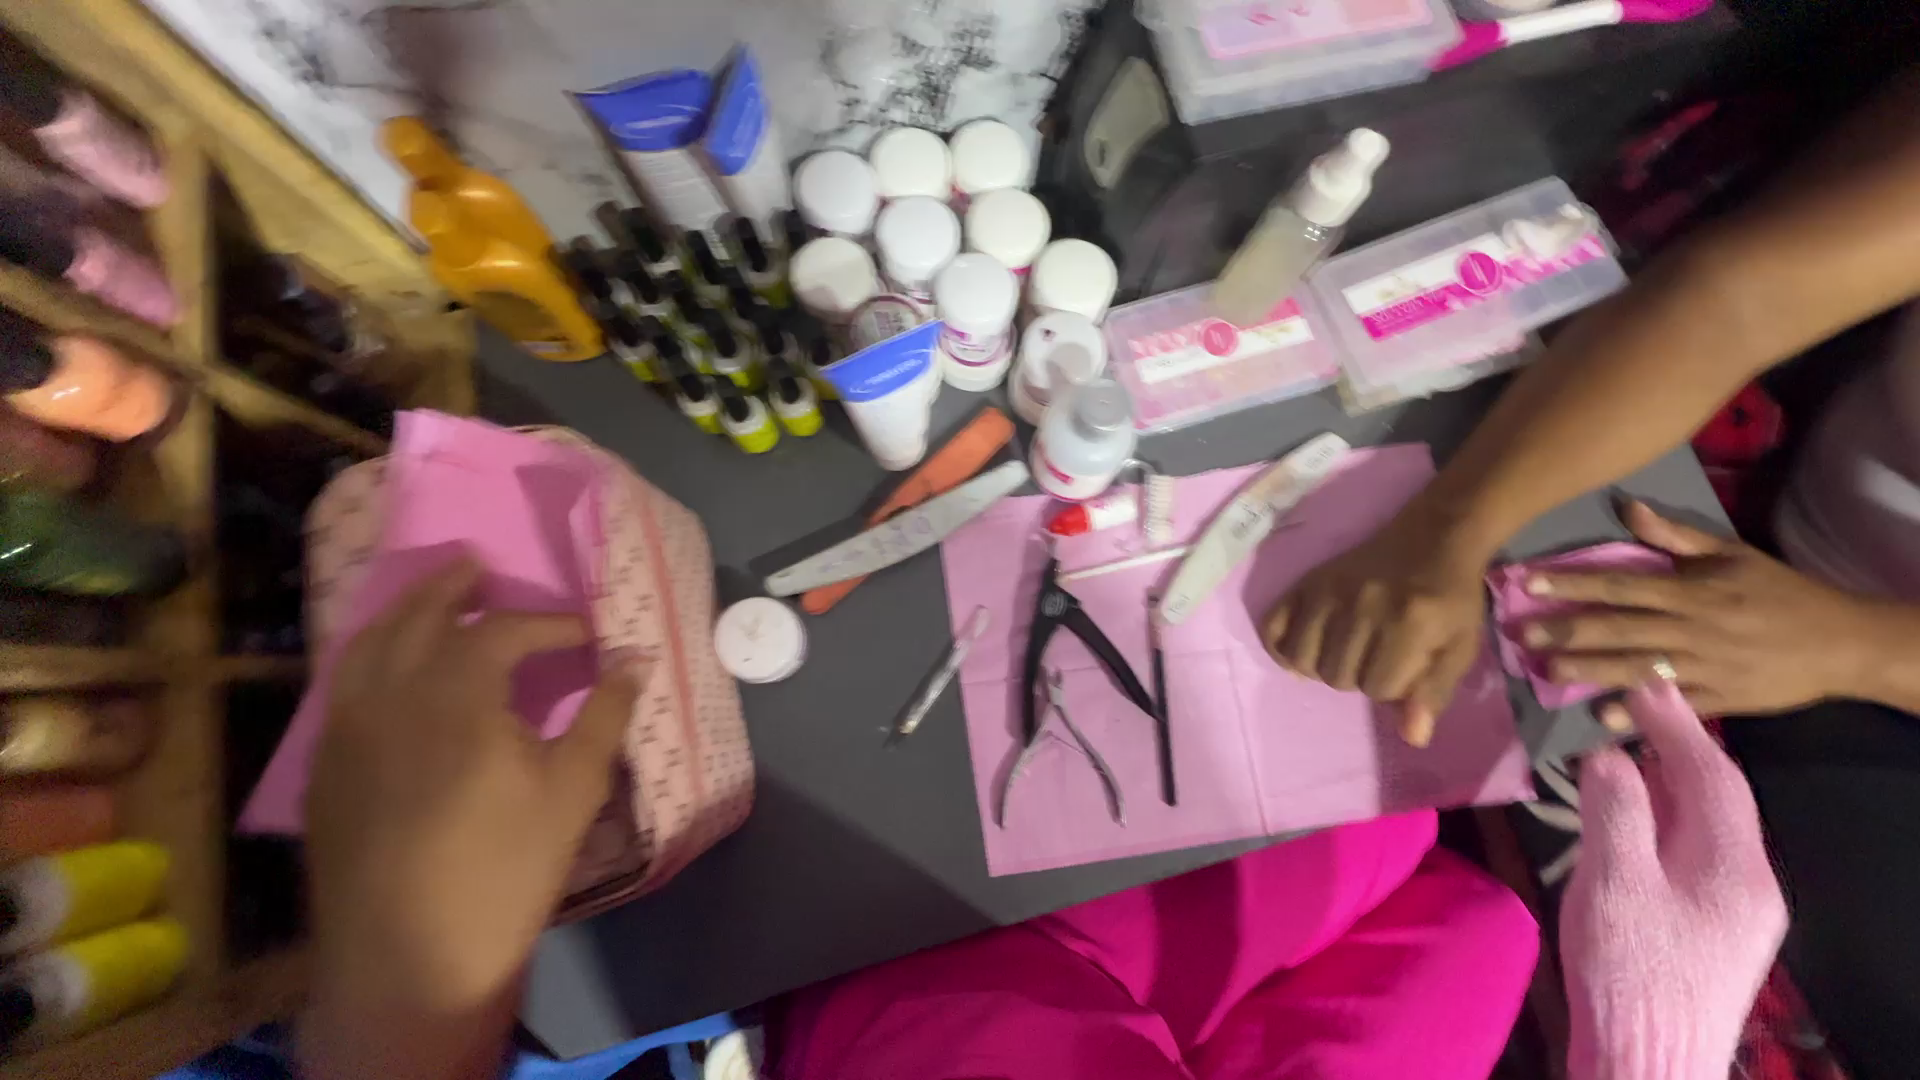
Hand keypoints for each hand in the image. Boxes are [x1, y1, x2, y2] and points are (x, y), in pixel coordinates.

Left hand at [302, 556, 644, 1078]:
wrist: (411, 959)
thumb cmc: (508, 865)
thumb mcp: (575, 787)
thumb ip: (606, 712)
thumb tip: (638, 658)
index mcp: (457, 698)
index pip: (503, 633)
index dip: (550, 625)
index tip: (588, 636)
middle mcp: (391, 699)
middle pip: (416, 619)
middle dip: (452, 588)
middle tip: (478, 565)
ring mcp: (347, 734)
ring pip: (365, 647)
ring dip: (402, 612)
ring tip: (431, 596)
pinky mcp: (328, 769)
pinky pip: (343, 687)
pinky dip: (369, 656)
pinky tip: (390, 667)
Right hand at [1263, 500, 1493, 746]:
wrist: (1431, 540)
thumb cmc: (1449, 598)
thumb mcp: (1459, 648)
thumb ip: (1434, 692)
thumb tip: (1412, 737)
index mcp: (1407, 625)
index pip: (1377, 688)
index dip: (1390, 688)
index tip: (1402, 670)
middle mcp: (1361, 608)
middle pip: (1337, 676)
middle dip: (1355, 678)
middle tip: (1372, 659)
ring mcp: (1327, 593)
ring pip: (1303, 659)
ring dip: (1321, 668)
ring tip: (1340, 656)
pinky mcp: (1306, 583)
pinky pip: (1272, 627)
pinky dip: (1280, 648)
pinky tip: (1298, 654)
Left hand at [1521, 500, 1881, 714]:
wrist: (1851, 643)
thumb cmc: (1779, 593)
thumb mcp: (1731, 555)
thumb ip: (1674, 537)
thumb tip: (1626, 507)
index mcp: (1694, 592)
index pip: (1622, 586)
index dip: (1574, 584)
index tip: (1529, 584)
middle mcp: (1694, 629)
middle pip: (1623, 628)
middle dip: (1569, 631)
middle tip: (1522, 635)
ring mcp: (1708, 666)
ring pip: (1640, 666)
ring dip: (1592, 669)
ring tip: (1549, 671)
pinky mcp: (1724, 698)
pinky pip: (1676, 705)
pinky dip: (1641, 710)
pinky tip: (1606, 716)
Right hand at [1560, 678, 1786, 1079]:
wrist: (1647, 1051)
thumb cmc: (1629, 965)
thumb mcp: (1613, 883)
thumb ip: (1615, 813)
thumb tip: (1607, 752)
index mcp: (1733, 867)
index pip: (1712, 777)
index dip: (1677, 725)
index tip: (1643, 682)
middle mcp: (1744, 877)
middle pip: (1715, 793)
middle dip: (1677, 740)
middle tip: (1633, 694)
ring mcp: (1727, 899)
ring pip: (1701, 815)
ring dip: (1665, 768)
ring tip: (1626, 731)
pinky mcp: (1701, 914)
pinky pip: (1685, 837)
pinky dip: (1657, 801)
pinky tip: (1629, 794)